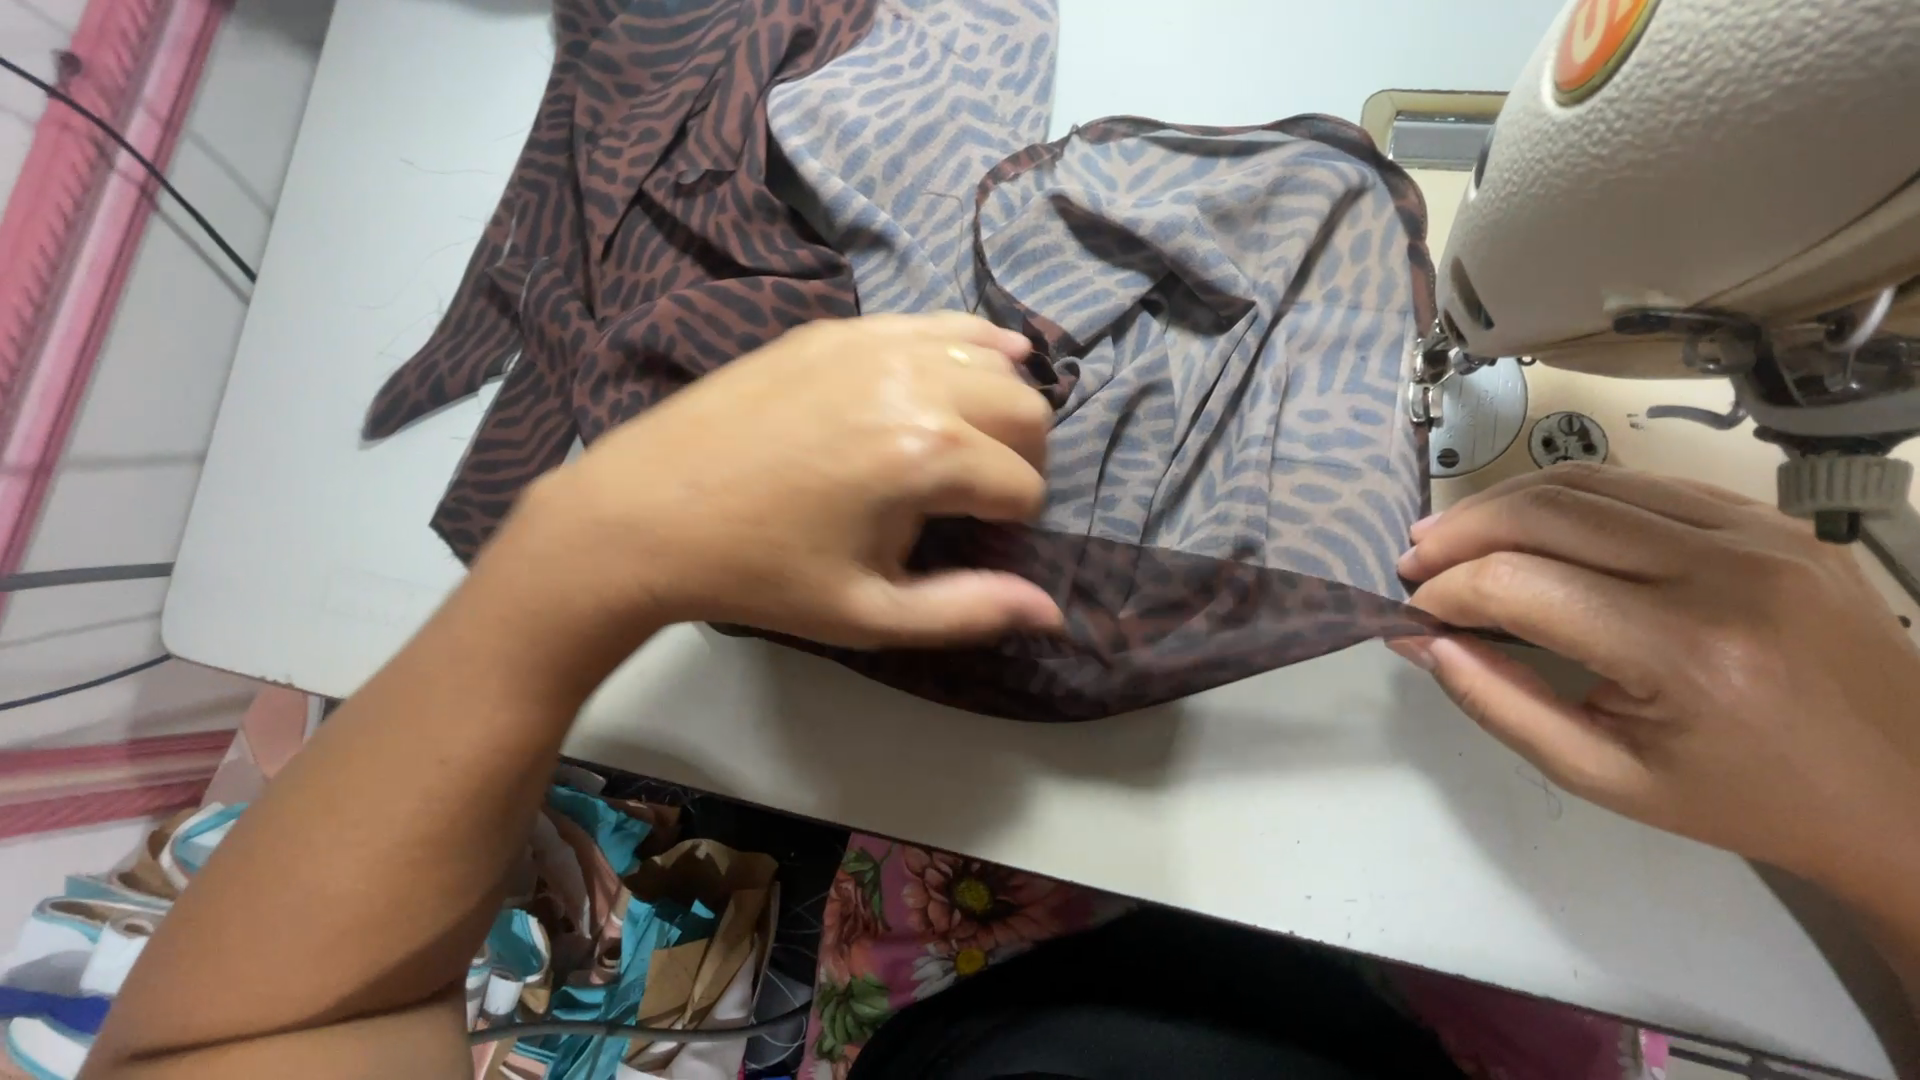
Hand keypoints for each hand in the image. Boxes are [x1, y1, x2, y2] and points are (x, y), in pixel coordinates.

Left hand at [487, 313, 1062, 651]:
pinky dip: (969, 345)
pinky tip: (970, 363)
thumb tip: (1053, 612)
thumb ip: (969, 610)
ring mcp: (875, 343)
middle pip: (1026, 410)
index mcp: (927, 456)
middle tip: (980, 497)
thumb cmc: (762, 573)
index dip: (1013, 523)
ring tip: (969, 442)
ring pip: (992, 356)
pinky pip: (935, 321)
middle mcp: (916, 383)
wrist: (645, 513)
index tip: (975, 543)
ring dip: (1002, 403)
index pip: (1024, 484)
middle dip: (1023, 459)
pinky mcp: (838, 328)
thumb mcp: (870, 613)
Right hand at [1392, 463, 1919, 892]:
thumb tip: (1419, 640)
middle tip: (1413, 562)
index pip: (1518, 584)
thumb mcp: (1604, 775)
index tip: (1413, 614)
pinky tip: (1528, 525)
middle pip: (1545, 513)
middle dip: (1457, 534)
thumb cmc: (1747, 798)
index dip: (1445, 593)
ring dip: (1499, 504)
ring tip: (1451, 535)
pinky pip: (1637, 484)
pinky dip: (1563, 497)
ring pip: (1585, 482)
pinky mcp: (1771, 520)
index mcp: (1687, 652)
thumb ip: (1497, 703)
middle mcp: (1726, 572)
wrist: (1914, 791)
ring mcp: (1759, 534)